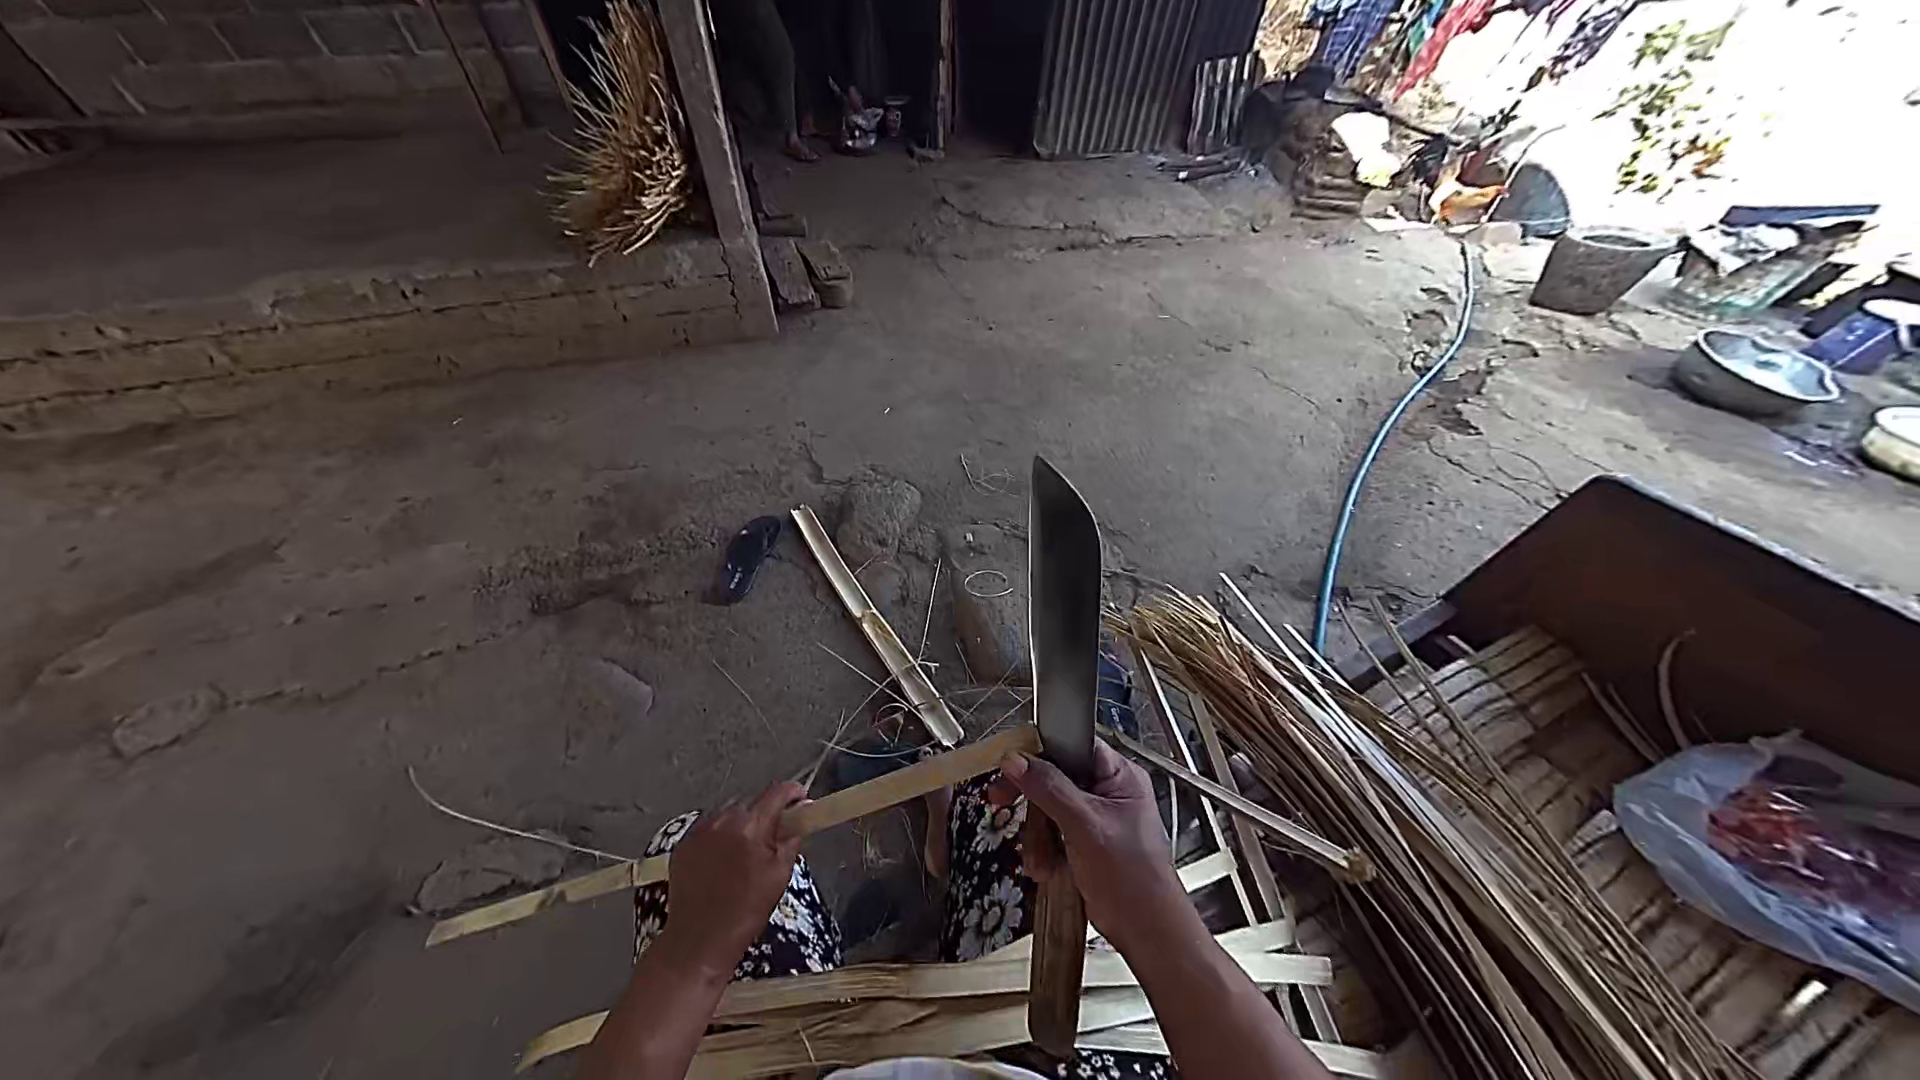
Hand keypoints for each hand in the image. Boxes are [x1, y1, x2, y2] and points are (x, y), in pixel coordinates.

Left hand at [659, 781, 806, 975]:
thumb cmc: (746, 911)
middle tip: (775, 833)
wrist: (698, 942)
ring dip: (743, 821)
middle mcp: (722, 820)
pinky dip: (721, 834)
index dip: (793, 792)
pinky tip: (723, 857)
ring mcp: (699, 831)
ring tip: (747, 847)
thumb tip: (799, 819)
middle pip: (752, 801)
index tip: (802, 800)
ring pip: (729, 812)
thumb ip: (790, 840)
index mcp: (750, 826)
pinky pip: (709, 827)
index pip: (777, 792)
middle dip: (767, 812)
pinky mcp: (683, 844)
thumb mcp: (779, 875)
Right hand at [998, 740, 1195, 950]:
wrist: (1148, 935)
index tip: (1010, 767)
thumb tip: (1016, 760)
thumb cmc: (1134, 881)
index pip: (1071, 744)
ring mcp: (1096, 815)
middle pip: (1054, 775)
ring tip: (1043, 860)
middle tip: (1002, 800)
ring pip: (1048, 806)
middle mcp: (1108, 790)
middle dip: (1033, 802)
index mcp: (1119, 774)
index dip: (1038, 752)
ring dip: (1038, 835)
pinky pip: (1052, 830)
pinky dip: (1045, 848)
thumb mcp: (1085, 826)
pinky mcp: (1085, 839)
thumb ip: (1049, 788)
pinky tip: (1048, 867)